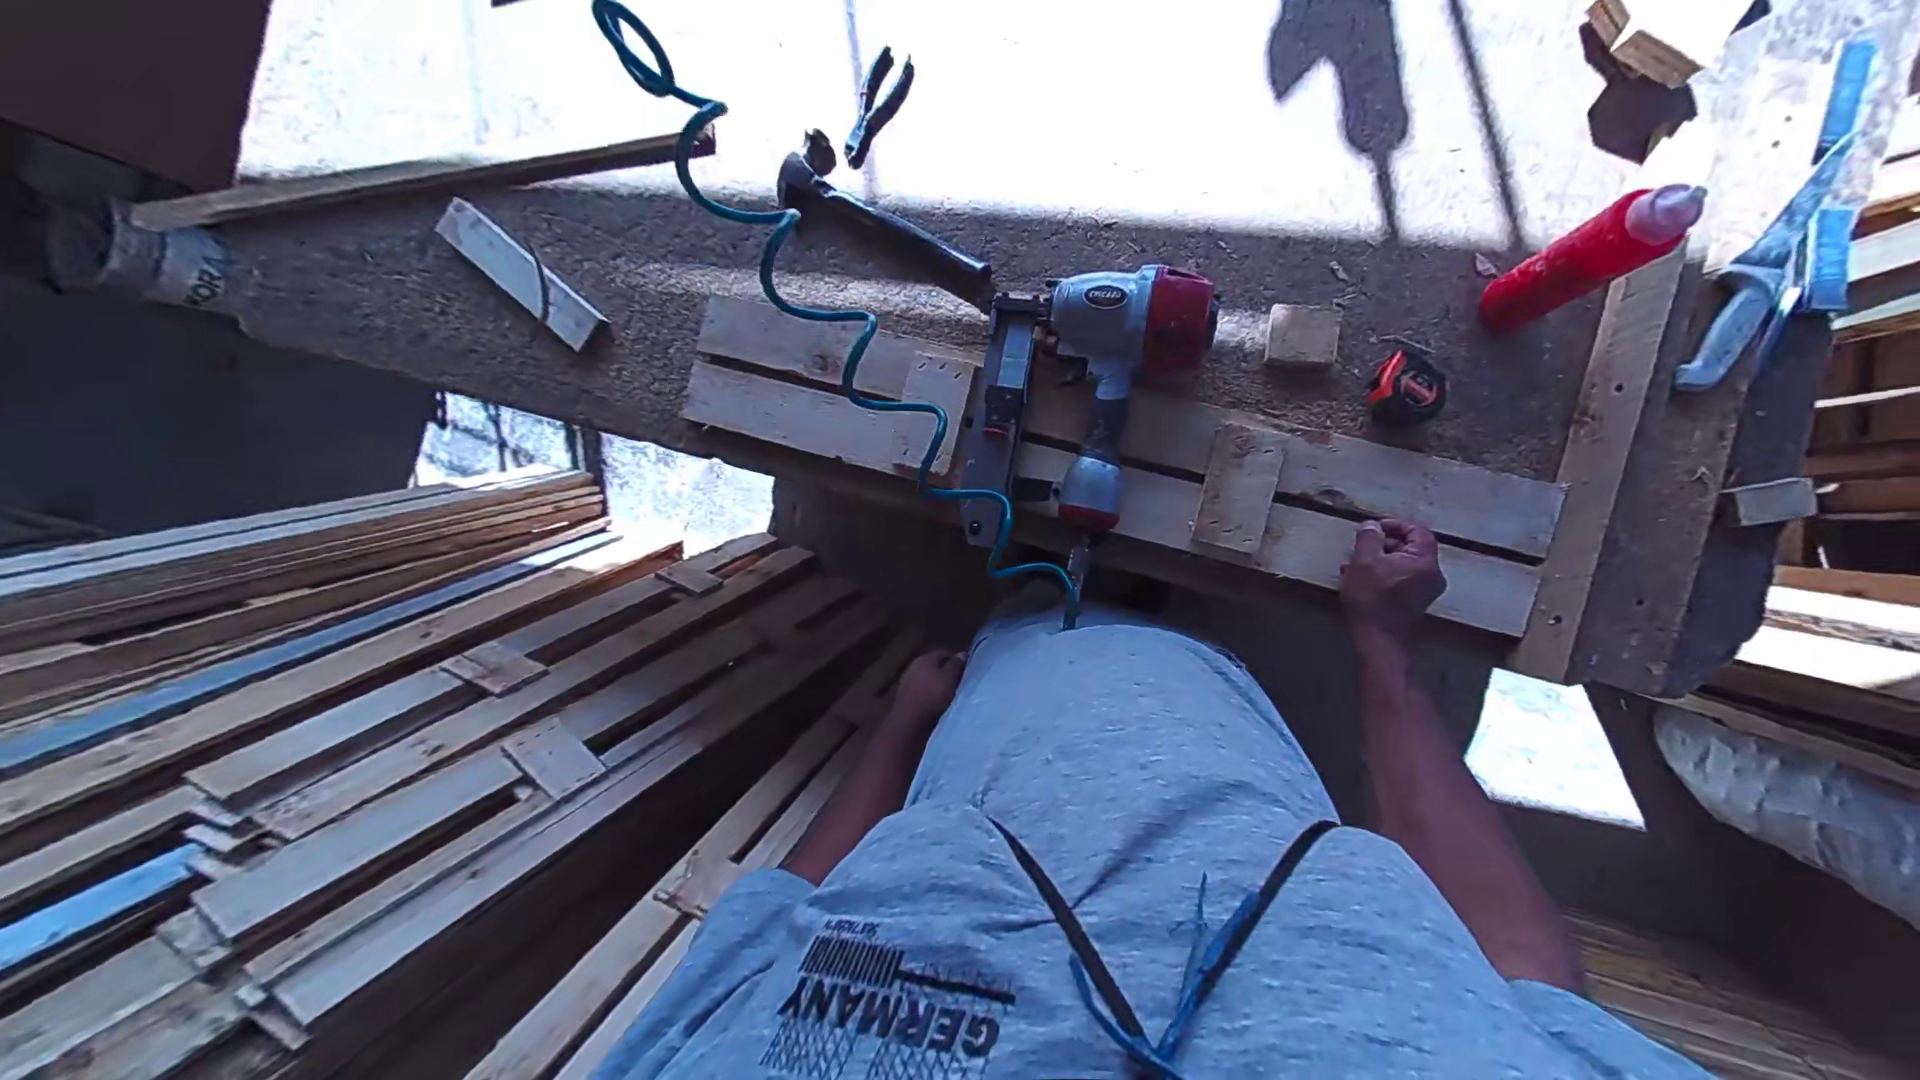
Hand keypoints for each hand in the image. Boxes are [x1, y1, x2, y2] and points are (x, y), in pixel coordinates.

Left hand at [885, 649, 965, 734]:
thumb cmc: (933, 695)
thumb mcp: (950, 678)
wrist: (909, 719)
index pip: (944, 653)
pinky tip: (935, 702)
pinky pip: (921, 689)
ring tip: (948, 694)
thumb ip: (956, 665)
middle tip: (958, 683)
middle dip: (946, 672)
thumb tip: (962, 653)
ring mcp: (907, 679)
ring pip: (927, 677)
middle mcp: (914, 665)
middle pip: (934, 665)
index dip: (956, 661)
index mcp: (926, 657)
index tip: (965, 671)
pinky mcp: (904, 694)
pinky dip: (929, 693)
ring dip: (936, 683)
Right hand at [1341, 519, 1445, 643]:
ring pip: (1405, 562)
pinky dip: (1386, 571)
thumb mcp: (1363, 562)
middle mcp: (1433, 574)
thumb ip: (1369, 538)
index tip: (1373, 528)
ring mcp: (1427, 588)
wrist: (1378, 636)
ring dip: (1381, 558)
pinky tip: (1364, 578)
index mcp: (1425, 561)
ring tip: (1356, 563)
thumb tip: (1371, 525)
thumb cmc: (1370, 597)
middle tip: (1361, 546)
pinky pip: (1403, 576)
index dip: (1395, 525)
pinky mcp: (1416, 600)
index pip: (1418, 531)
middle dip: (1385, 543)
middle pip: (1412, 547)